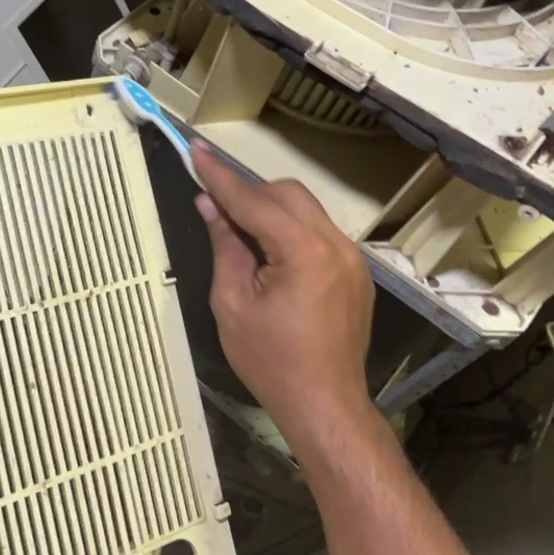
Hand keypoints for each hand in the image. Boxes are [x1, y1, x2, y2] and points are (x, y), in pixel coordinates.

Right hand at [191, 143, 375, 435]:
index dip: (220, 177)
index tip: (196, 151)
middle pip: (287, 194)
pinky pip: (319, 234)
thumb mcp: (231, 302)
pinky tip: (270, 256)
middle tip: (215, 205)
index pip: (253, 201)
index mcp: (303, 251)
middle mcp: (335, 244)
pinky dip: (291, 231)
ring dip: (271, 211)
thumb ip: (225, 246)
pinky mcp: (357, 273)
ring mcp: (352, 258)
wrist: (324, 403)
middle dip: (250, 192)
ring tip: (240, 234)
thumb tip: (210, 205)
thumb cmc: (269, 359)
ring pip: (306, 210)